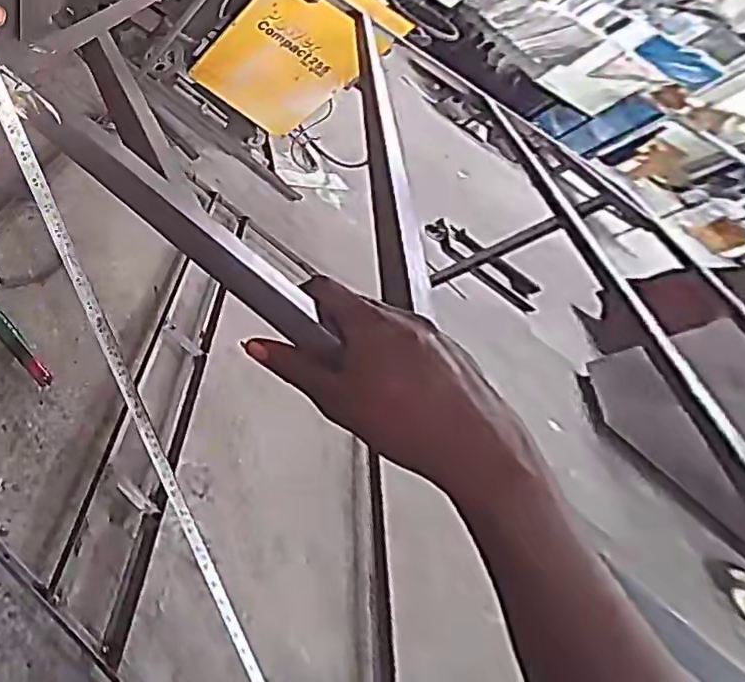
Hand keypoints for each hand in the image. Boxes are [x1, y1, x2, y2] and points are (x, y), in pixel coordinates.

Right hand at [244, 277, 545, 513]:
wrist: (483, 457)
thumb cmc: (416, 430)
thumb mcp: (335, 399)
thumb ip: (293, 366)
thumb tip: (262, 348)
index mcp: (369, 321)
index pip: (321, 287)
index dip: (301, 303)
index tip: (295, 322)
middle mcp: (402, 318)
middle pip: (351, 306)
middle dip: (334, 331)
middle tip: (330, 367)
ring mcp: (432, 334)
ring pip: (381, 325)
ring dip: (366, 346)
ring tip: (368, 388)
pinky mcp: (453, 352)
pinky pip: (411, 342)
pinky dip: (398, 359)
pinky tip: (400, 396)